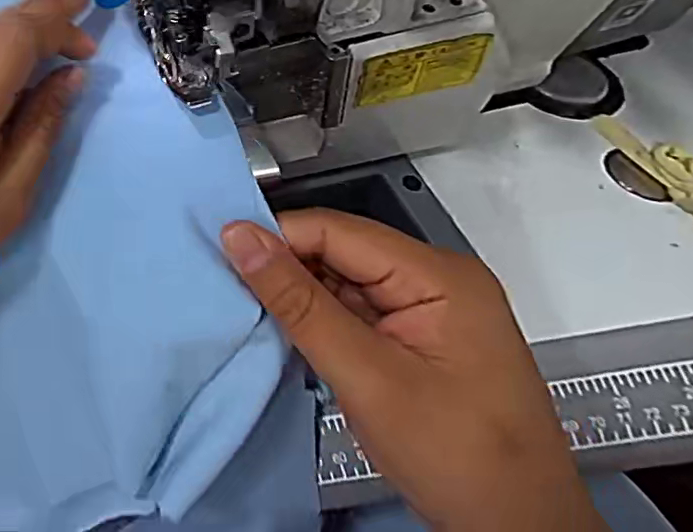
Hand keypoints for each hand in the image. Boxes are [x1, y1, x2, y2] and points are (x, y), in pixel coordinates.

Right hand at [220, 211, 603, 531]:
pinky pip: (352, 305)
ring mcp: (427, 306)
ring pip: (339, 277)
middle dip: (287, 270)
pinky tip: (296, 335)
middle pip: (336, 250)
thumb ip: (298, 301)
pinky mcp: (415, 332)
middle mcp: (436, 278)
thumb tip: (240, 238)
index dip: (277, 239)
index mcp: (439, 275)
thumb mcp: (366, 377)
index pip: (335, 230)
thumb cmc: (464, 464)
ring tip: (264, 317)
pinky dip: (319, 318)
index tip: (228, 257)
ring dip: (301, 296)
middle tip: (239, 292)